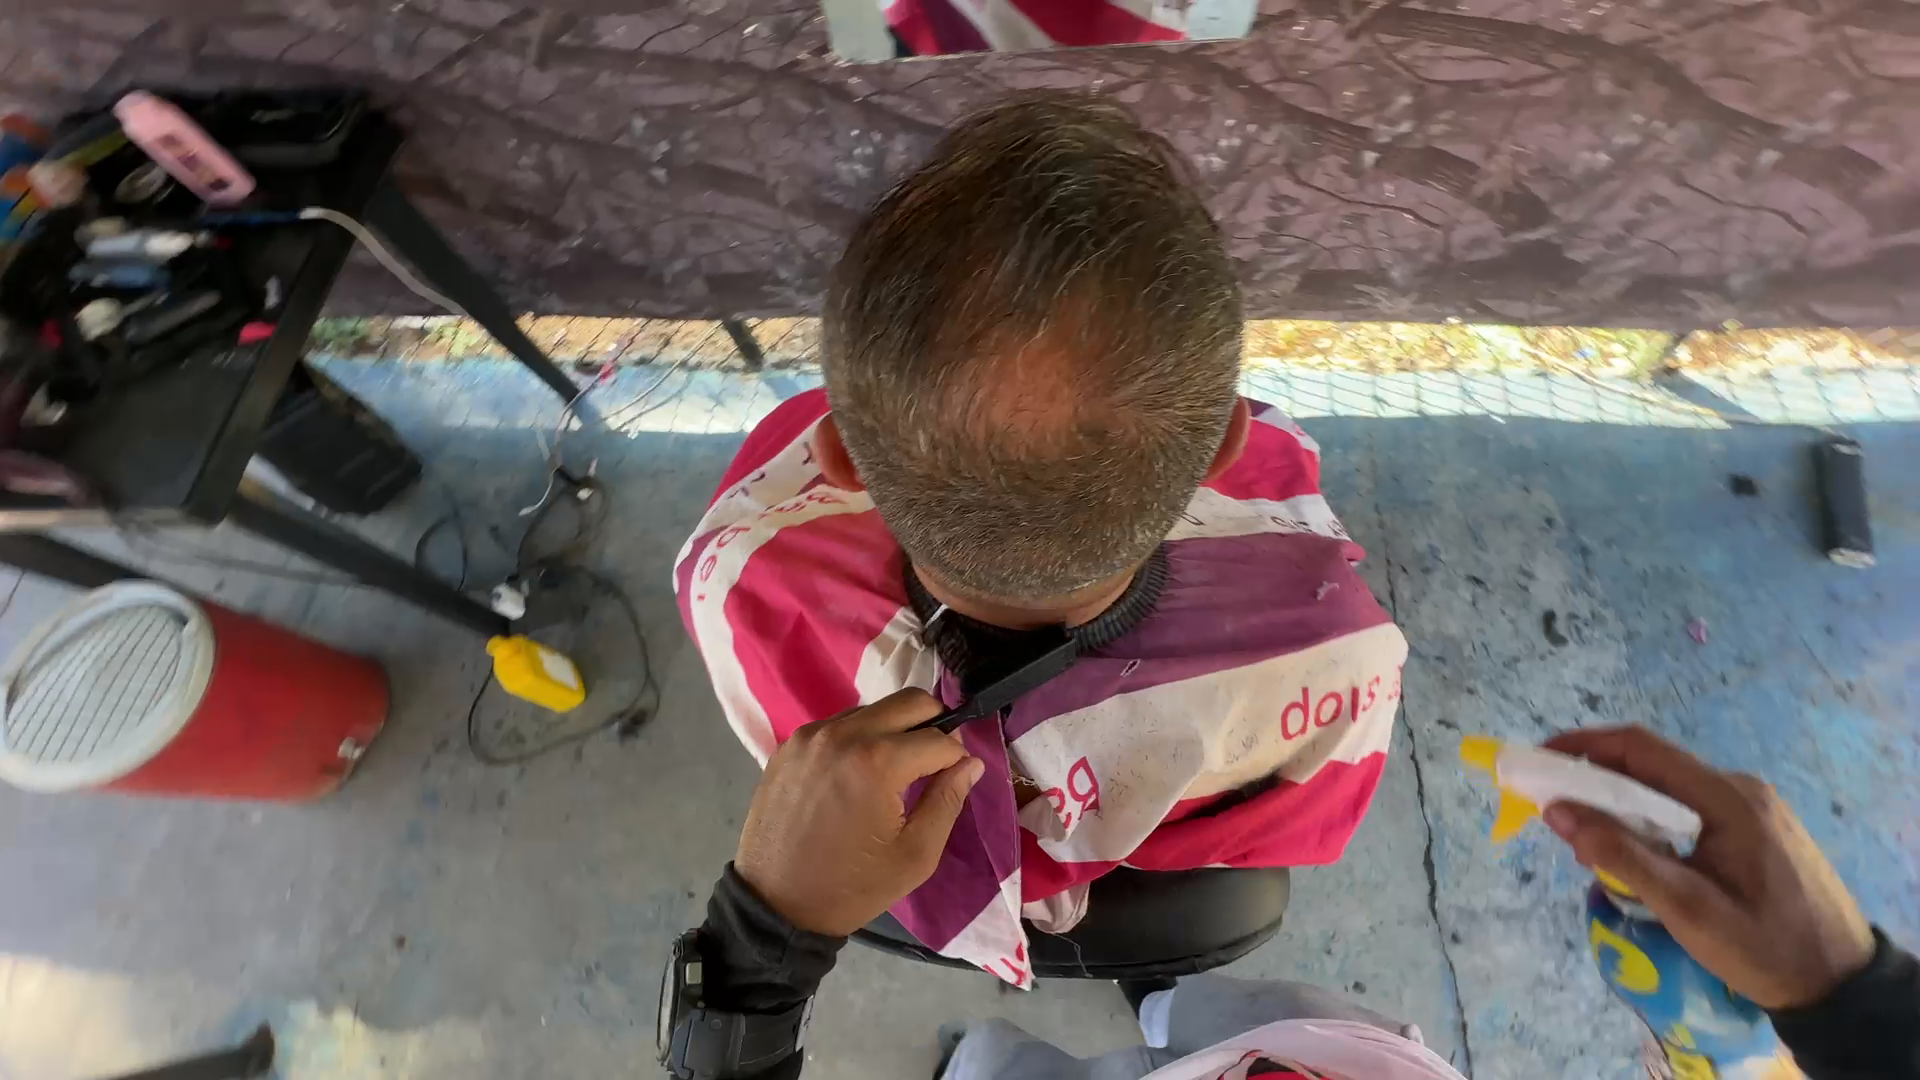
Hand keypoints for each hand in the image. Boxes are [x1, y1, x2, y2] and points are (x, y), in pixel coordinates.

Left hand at [735, 689, 984, 936]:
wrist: (773, 906)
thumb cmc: (850, 887)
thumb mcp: (914, 856)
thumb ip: (948, 801)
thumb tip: (971, 762)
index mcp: (877, 762)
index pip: (938, 737)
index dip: (957, 755)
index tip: (957, 774)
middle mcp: (844, 734)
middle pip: (910, 701)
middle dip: (934, 723)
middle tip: (934, 758)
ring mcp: (814, 734)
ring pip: (875, 708)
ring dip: (895, 729)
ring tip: (893, 770)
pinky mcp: (792, 743)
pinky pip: (841, 723)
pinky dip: (861, 736)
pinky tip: (857, 772)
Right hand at [1542, 726, 1874, 1010]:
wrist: (1848, 991)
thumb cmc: (1766, 948)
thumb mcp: (1686, 907)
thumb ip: (1618, 854)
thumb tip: (1553, 809)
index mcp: (1726, 798)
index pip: (1639, 747)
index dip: (1580, 744)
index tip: (1537, 761)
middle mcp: (1736, 789)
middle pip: (1645, 763)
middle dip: (1589, 779)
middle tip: (1554, 809)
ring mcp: (1745, 806)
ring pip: (1658, 784)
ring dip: (1613, 801)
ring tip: (1588, 839)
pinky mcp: (1746, 824)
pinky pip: (1676, 802)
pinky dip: (1638, 815)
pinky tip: (1629, 847)